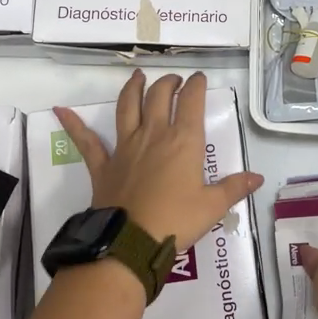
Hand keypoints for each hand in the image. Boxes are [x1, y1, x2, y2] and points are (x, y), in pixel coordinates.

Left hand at [54, 71, 263, 252]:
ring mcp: (125, 147)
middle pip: (158, 97)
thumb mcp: (212, 206)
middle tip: (174, 80)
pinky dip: (74, 125)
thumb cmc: (176, 221)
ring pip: (127, 107)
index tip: (199, 78)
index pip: (191, 102)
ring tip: (137, 76)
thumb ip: (234, 188)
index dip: (196, 86)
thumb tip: (257, 178)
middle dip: (168, 83)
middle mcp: (154, 135)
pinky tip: (60, 110)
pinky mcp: (103, 165)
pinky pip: (87, 141)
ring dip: (132, 88)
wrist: (131, 242)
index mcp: (183, 141)